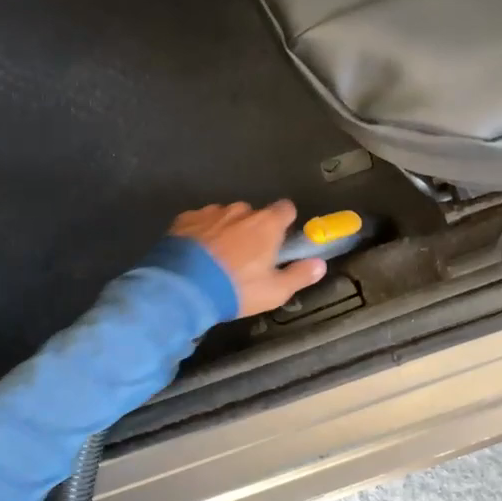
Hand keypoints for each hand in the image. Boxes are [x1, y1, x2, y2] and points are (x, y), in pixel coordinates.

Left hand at [169, 201, 324, 317]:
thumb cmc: (235, 289)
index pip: (286, 209)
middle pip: (254, 214)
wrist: (181, 289)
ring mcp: (210, 212)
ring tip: (216, 260)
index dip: (285, 223)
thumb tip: (320, 264)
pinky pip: (200, 222)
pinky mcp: (185, 219)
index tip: (280, 241)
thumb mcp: (274, 291)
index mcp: (267, 224)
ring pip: (225, 217)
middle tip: (246, 259)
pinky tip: (194, 256)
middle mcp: (241, 210)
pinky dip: (201, 234)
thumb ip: (300, 275)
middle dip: (252, 230)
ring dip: (226, 231)